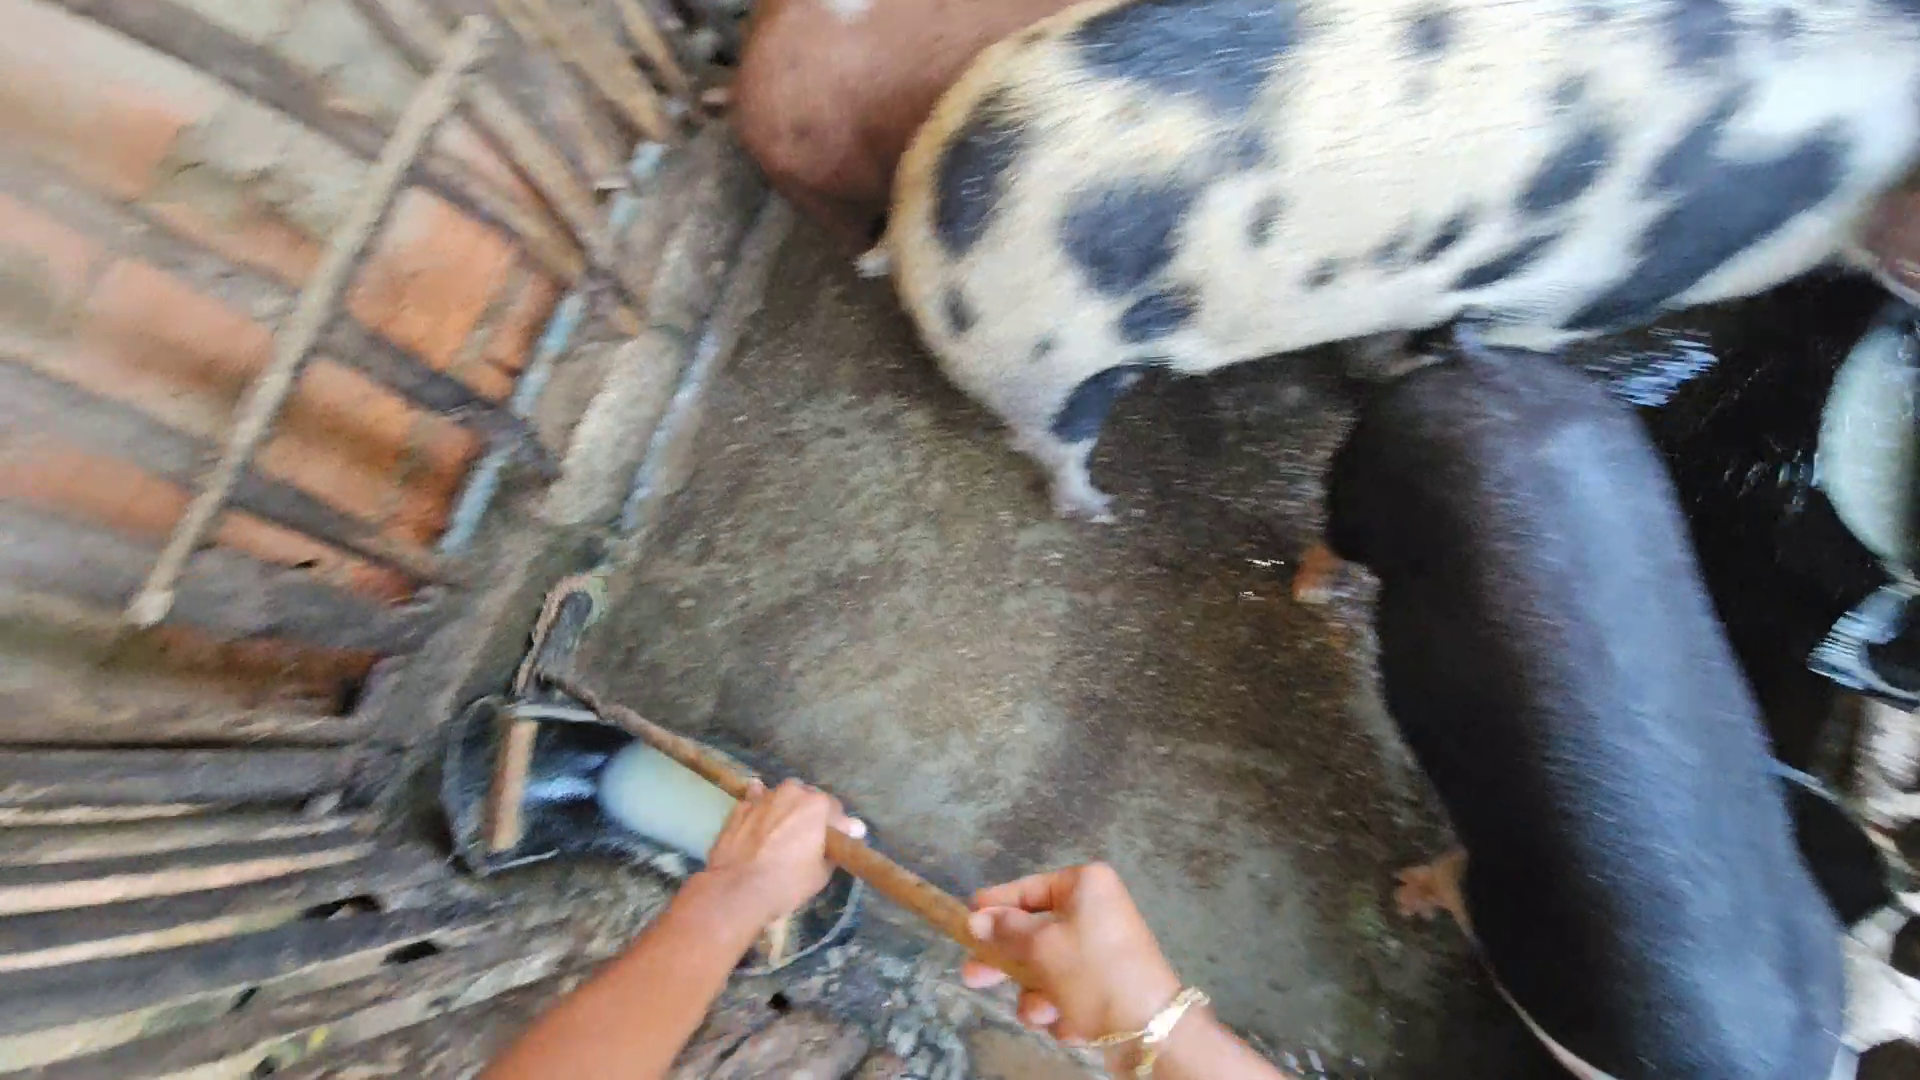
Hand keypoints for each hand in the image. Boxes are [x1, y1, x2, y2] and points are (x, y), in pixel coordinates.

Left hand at [696, 778, 863, 928]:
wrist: (736, 891)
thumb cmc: (786, 883)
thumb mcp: (821, 872)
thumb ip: (837, 847)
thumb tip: (854, 830)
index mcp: (817, 804)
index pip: (836, 810)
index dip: (838, 827)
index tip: (837, 841)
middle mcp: (792, 791)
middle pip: (808, 798)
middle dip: (811, 814)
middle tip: (808, 837)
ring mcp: (764, 797)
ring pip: (782, 797)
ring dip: (786, 809)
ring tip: (782, 831)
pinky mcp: (740, 807)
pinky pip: (756, 802)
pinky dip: (761, 810)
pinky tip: (760, 823)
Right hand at [961, 862, 1183, 1044]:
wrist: (1152, 1030)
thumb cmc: (1093, 971)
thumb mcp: (1042, 947)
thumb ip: (1005, 931)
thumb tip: (974, 919)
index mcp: (1085, 884)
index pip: (1029, 889)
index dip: (996, 906)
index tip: (966, 917)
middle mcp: (1096, 908)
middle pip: (1036, 931)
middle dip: (1008, 960)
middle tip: (973, 976)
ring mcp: (1104, 946)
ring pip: (1050, 965)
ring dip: (1037, 992)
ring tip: (1036, 1014)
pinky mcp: (1109, 981)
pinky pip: (1071, 987)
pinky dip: (1063, 1007)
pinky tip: (1067, 1026)